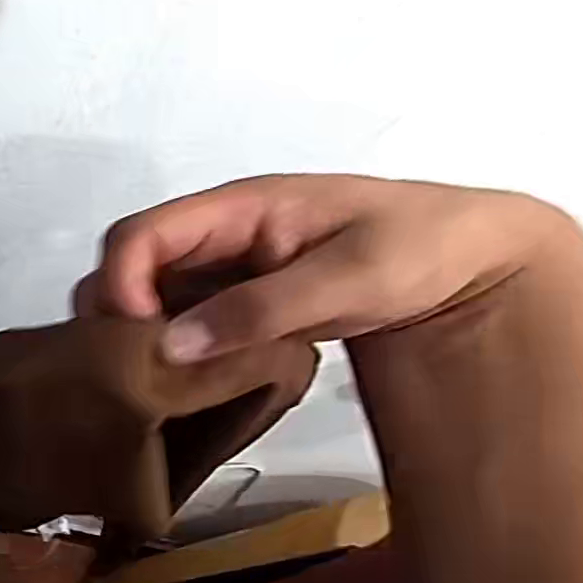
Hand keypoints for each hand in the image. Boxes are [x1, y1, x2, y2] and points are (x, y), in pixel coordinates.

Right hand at [82, 174, 582, 362]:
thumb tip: (170, 347)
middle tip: (136, 362)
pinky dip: (158, 348)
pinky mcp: (216, 301)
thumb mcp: (354, 277)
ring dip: (133, 336)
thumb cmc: (421, 251)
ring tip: (157, 373)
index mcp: (234, 210)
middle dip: (114, 315)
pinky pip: (162, 321)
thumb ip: (261, 310)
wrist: (468, 265)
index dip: (120, 283)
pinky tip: (179, 373)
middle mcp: (207, 237)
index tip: (142, 336)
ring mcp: (209, 270)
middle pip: (119, 268)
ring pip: (133, 298)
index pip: (136, 236)